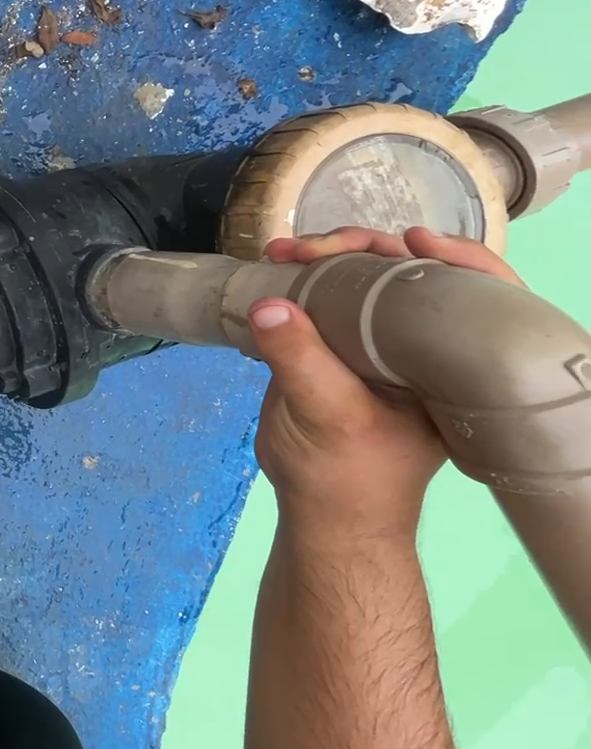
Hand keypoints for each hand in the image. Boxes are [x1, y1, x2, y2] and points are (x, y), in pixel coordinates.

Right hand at [249, 227, 522, 540]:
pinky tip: (279, 267)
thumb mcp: (324, 414)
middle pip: (415, 275)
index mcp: (456, 365)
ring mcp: (382, 346)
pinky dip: (305, 277)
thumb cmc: (344, 471)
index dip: (456, 258)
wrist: (320, 507)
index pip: (480, 294)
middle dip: (365, 248)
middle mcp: (428, 347)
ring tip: (284, 251)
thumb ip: (298, 359)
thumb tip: (267, 304)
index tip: (409, 241)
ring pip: (369, 281)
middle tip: (311, 246)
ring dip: (328, 257)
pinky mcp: (340, 347)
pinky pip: (331, 298)